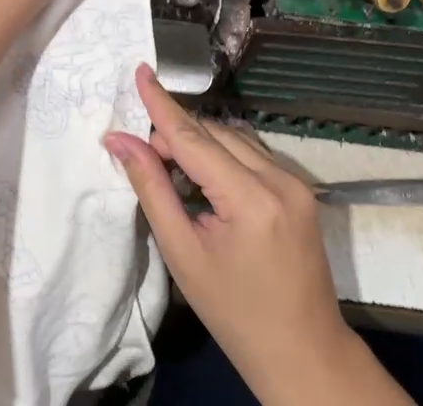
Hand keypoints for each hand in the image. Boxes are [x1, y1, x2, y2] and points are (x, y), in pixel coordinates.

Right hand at [106, 66, 410, 405]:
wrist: (303, 352)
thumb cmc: (234, 312)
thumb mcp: (182, 253)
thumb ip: (152, 189)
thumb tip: (120, 142)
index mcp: (252, 198)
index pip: (195, 138)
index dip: (162, 104)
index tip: (140, 70)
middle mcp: (280, 179)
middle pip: (215, 134)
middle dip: (176, 134)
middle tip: (143, 155)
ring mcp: (295, 183)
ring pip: (234, 140)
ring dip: (199, 144)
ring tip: (170, 170)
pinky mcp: (300, 191)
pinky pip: (252, 156)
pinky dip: (222, 157)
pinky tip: (203, 180)